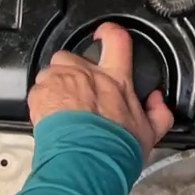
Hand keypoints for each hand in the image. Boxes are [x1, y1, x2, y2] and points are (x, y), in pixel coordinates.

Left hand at [28, 22, 173, 152]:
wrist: (87, 161)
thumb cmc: (114, 149)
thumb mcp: (148, 134)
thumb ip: (158, 114)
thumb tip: (158, 102)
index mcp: (114, 80)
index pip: (116, 41)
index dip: (109, 32)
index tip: (103, 35)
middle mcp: (86, 75)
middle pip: (73, 56)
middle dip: (71, 70)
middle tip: (75, 91)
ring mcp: (62, 82)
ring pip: (52, 71)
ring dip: (54, 85)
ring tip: (61, 108)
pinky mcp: (41, 94)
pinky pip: (36, 90)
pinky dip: (41, 101)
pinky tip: (49, 118)